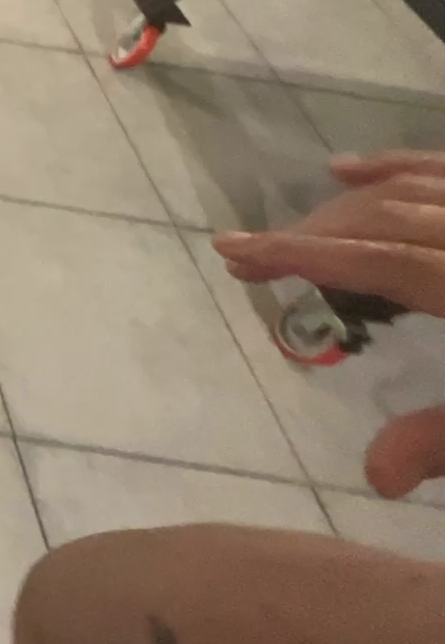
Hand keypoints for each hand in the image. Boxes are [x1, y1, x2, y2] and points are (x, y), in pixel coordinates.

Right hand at [213, 151, 444, 498]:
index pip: (372, 260)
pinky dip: (401, 166)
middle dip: (309, 234)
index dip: (293, 254)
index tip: (226, 251)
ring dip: (343, 206)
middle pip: (383, 219)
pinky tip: (357, 169)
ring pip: (416, 191)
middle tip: (255, 258)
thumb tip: (374, 477)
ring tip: (294, 225)